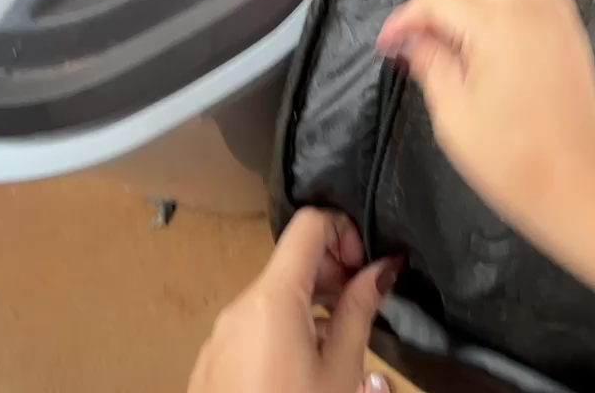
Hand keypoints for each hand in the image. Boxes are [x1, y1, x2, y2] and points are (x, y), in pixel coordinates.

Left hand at [188, 207, 400, 392]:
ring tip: (338, 344)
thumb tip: (384, 267)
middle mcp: (238, 307)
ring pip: (274, 295)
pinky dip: (286, 328)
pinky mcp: (210, 368)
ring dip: (313, 301)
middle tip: (362, 306)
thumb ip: (361, 306)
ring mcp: (218, 339)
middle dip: (334, 270)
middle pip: (292, 259)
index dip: (345, 231)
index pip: (310, 223)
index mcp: (271, 297)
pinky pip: (254, 326)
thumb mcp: (342, 368)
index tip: (365, 270)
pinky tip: (304, 371)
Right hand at [376, 0, 594, 231]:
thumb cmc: (510, 158)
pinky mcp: (570, 21)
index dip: (405, 16)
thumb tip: (409, 38)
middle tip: (419, 22)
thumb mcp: (454, 116)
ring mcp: (554, 9)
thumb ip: (430, 64)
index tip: (388, 41)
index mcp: (496, 27)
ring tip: (455, 17)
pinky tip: (494, 19)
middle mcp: (528, 5)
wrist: (576, 180)